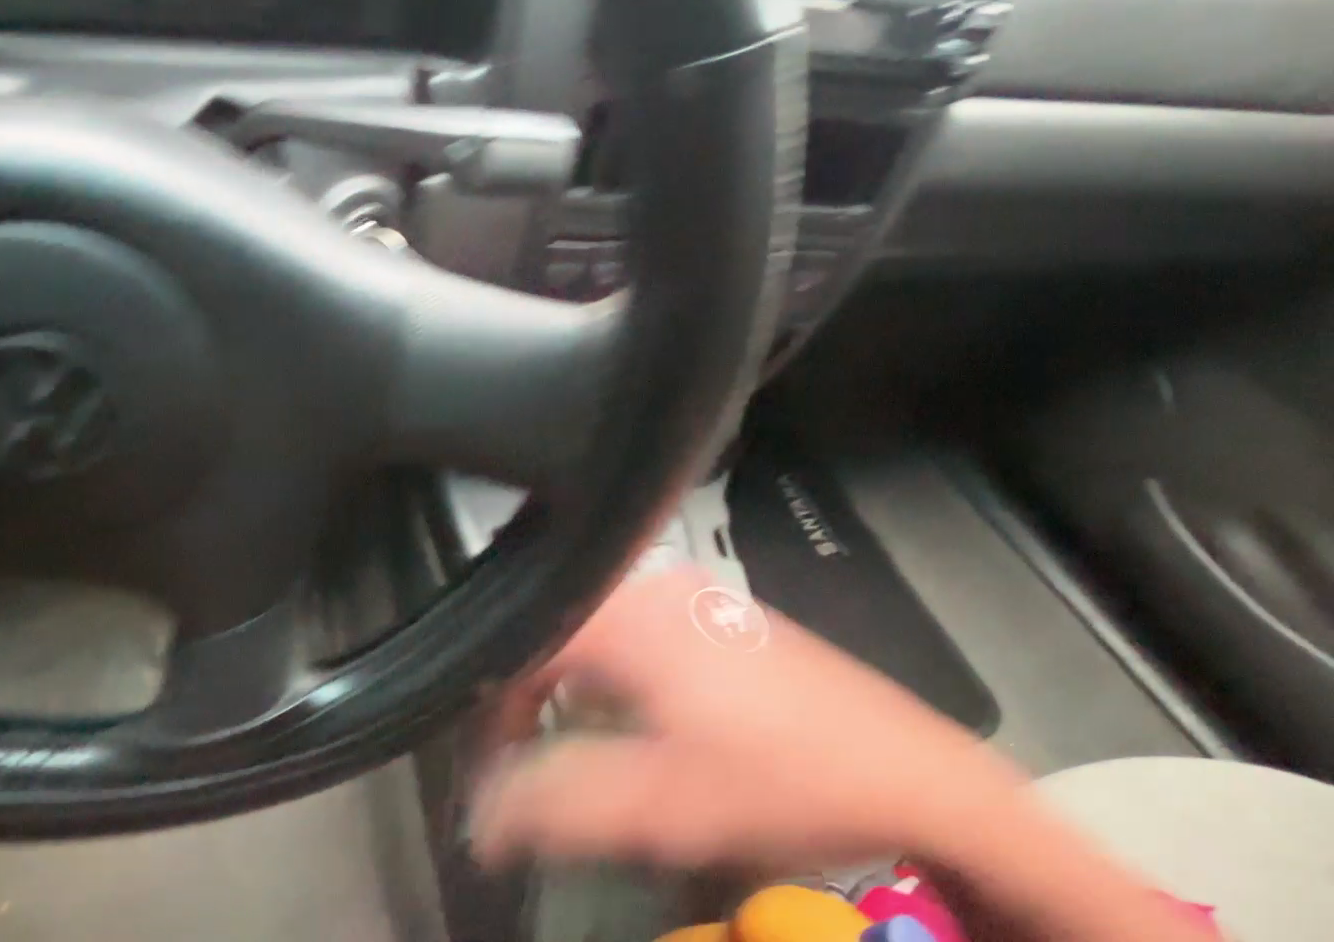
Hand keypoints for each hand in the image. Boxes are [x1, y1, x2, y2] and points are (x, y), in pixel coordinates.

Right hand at [467, 566, 1028, 871]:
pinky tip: (634, 726)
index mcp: (632, 616)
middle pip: (553, 633)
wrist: (915, 777)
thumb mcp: (664, 806)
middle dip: (527, 700)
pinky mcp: (715, 617)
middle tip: (526, 762)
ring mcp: (690, 598)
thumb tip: (485, 812)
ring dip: (569, 692)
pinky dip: (610, 679)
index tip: (492, 762)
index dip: (492, 705)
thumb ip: (557, 804)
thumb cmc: (794, 781)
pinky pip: (630, 636)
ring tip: (577, 750)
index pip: (520, 640)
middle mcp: (656, 589)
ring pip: (591, 634)